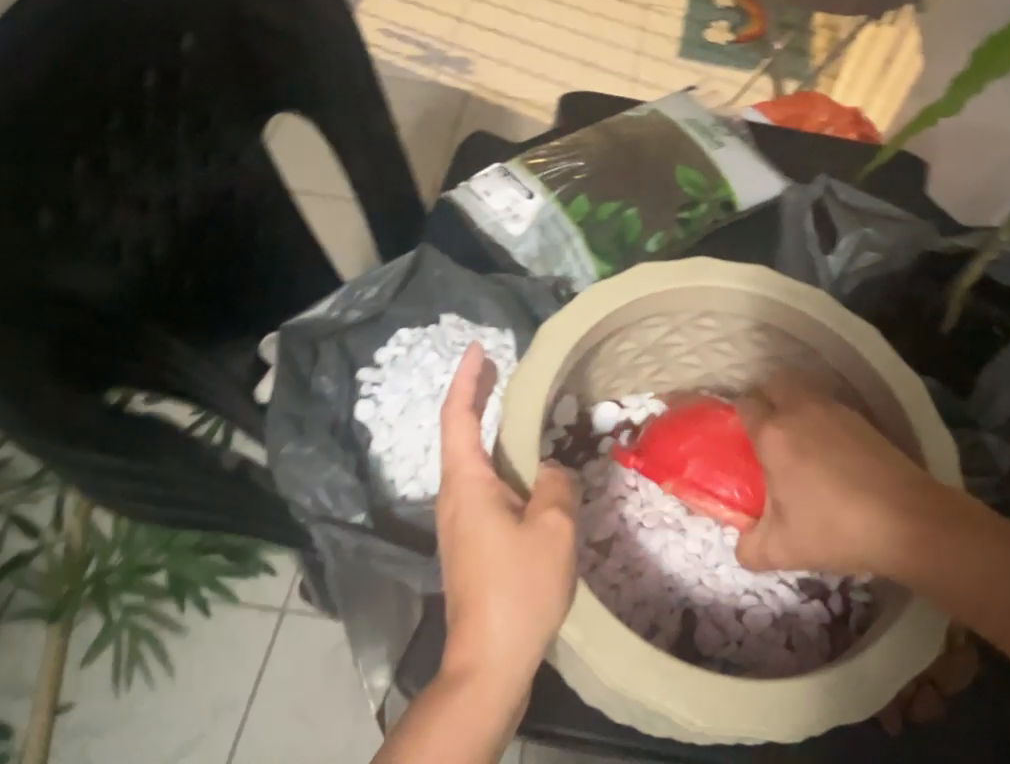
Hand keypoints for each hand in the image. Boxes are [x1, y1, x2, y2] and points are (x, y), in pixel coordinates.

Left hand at [435, 343, 579, 698]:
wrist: (488, 661)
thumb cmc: (518, 588)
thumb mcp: (552, 528)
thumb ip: (556, 486)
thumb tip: (550, 471)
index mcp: (467, 483)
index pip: (459, 416)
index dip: (467, 379)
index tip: (478, 348)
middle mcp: (454, 497)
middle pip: (461, 435)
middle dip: (478, 398)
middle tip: (500, 369)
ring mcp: (459, 523)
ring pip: (474, 465)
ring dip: (492, 434)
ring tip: (522, 414)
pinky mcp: (471, 545)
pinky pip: (485, 490)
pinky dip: (502, 466)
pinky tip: (528, 474)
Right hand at [732, 375, 950, 578]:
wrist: (907, 521)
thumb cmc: (835, 529)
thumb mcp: (782, 550)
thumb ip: (750, 548)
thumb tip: (742, 546)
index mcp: (773, 433)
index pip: (745, 404)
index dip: (739, 418)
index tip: (740, 441)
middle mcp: (800, 410)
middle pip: (774, 384)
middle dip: (766, 400)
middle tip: (766, 433)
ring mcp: (835, 411)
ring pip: (804, 392)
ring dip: (794, 406)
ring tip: (798, 442)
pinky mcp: (862, 420)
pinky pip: (829, 407)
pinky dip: (821, 419)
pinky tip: (829, 452)